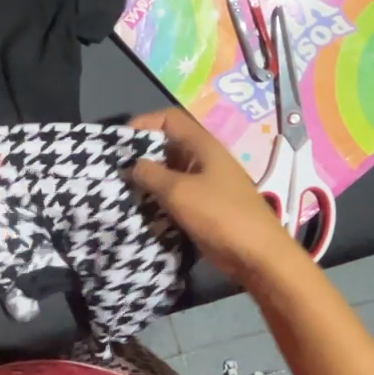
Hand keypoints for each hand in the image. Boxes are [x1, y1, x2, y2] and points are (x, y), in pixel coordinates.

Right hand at [127, 108, 305, 285]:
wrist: (257, 255)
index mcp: (203, 146)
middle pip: (168, 144)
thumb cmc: (219, 214)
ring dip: (148, 179)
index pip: (169, 119)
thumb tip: (133, 165)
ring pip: (170, 171)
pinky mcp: (204, 205)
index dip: (143, 123)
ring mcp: (206, 183)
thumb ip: (150, 174)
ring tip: (123, 190)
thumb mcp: (178, 191)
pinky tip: (141, 208)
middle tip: (116, 169)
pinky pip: (175, 194)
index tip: (120, 143)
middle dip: (141, 154)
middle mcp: (205, 159)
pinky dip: (158, 198)